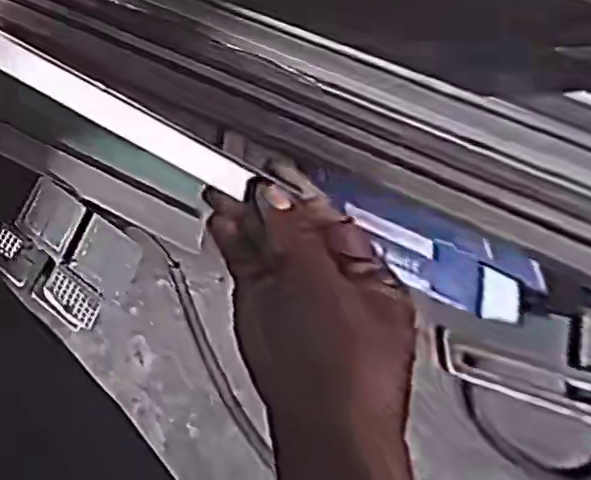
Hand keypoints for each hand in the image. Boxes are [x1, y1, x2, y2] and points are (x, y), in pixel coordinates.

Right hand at [205, 165, 416, 479]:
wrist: (315, 418)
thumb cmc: (344, 372)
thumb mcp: (318, 285)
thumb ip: (293, 235)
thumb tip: (274, 196)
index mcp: (370, 281)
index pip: (334, 221)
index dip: (302, 194)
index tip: (276, 171)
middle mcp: (332, 284)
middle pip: (295, 229)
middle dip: (267, 204)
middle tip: (241, 177)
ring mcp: (295, 293)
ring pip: (265, 242)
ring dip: (243, 216)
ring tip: (222, 192)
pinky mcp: (262, 301)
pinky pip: (244, 259)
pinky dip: (231, 237)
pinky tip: (221, 220)